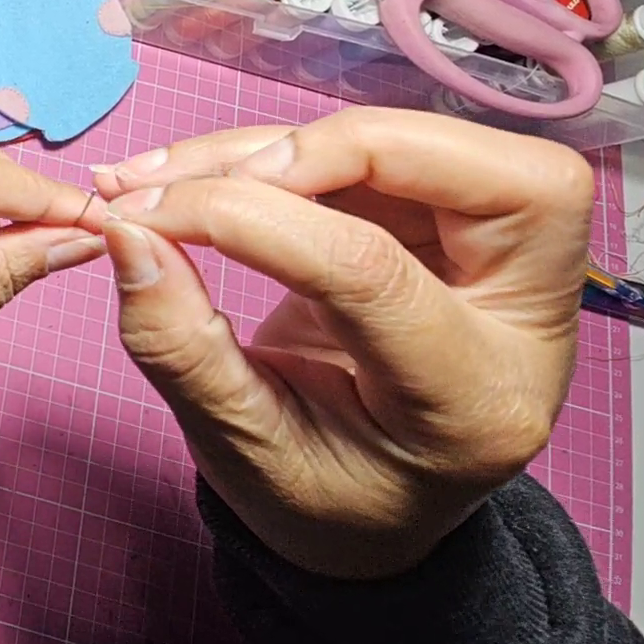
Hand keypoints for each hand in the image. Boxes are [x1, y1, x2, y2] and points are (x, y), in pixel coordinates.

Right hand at [91, 107, 592, 578]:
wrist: (365, 501)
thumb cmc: (309, 487)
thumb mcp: (230, 441)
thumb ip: (174, 341)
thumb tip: (125, 232)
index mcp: (465, 403)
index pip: (370, 272)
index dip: (240, 220)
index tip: (136, 216)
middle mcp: (518, 324)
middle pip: (497, 180)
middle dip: (334, 148)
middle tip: (208, 177)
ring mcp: (496, 269)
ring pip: (427, 146)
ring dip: (280, 142)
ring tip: (163, 174)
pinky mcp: (444, 233)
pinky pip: (371, 155)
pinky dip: (273, 149)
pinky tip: (194, 172)